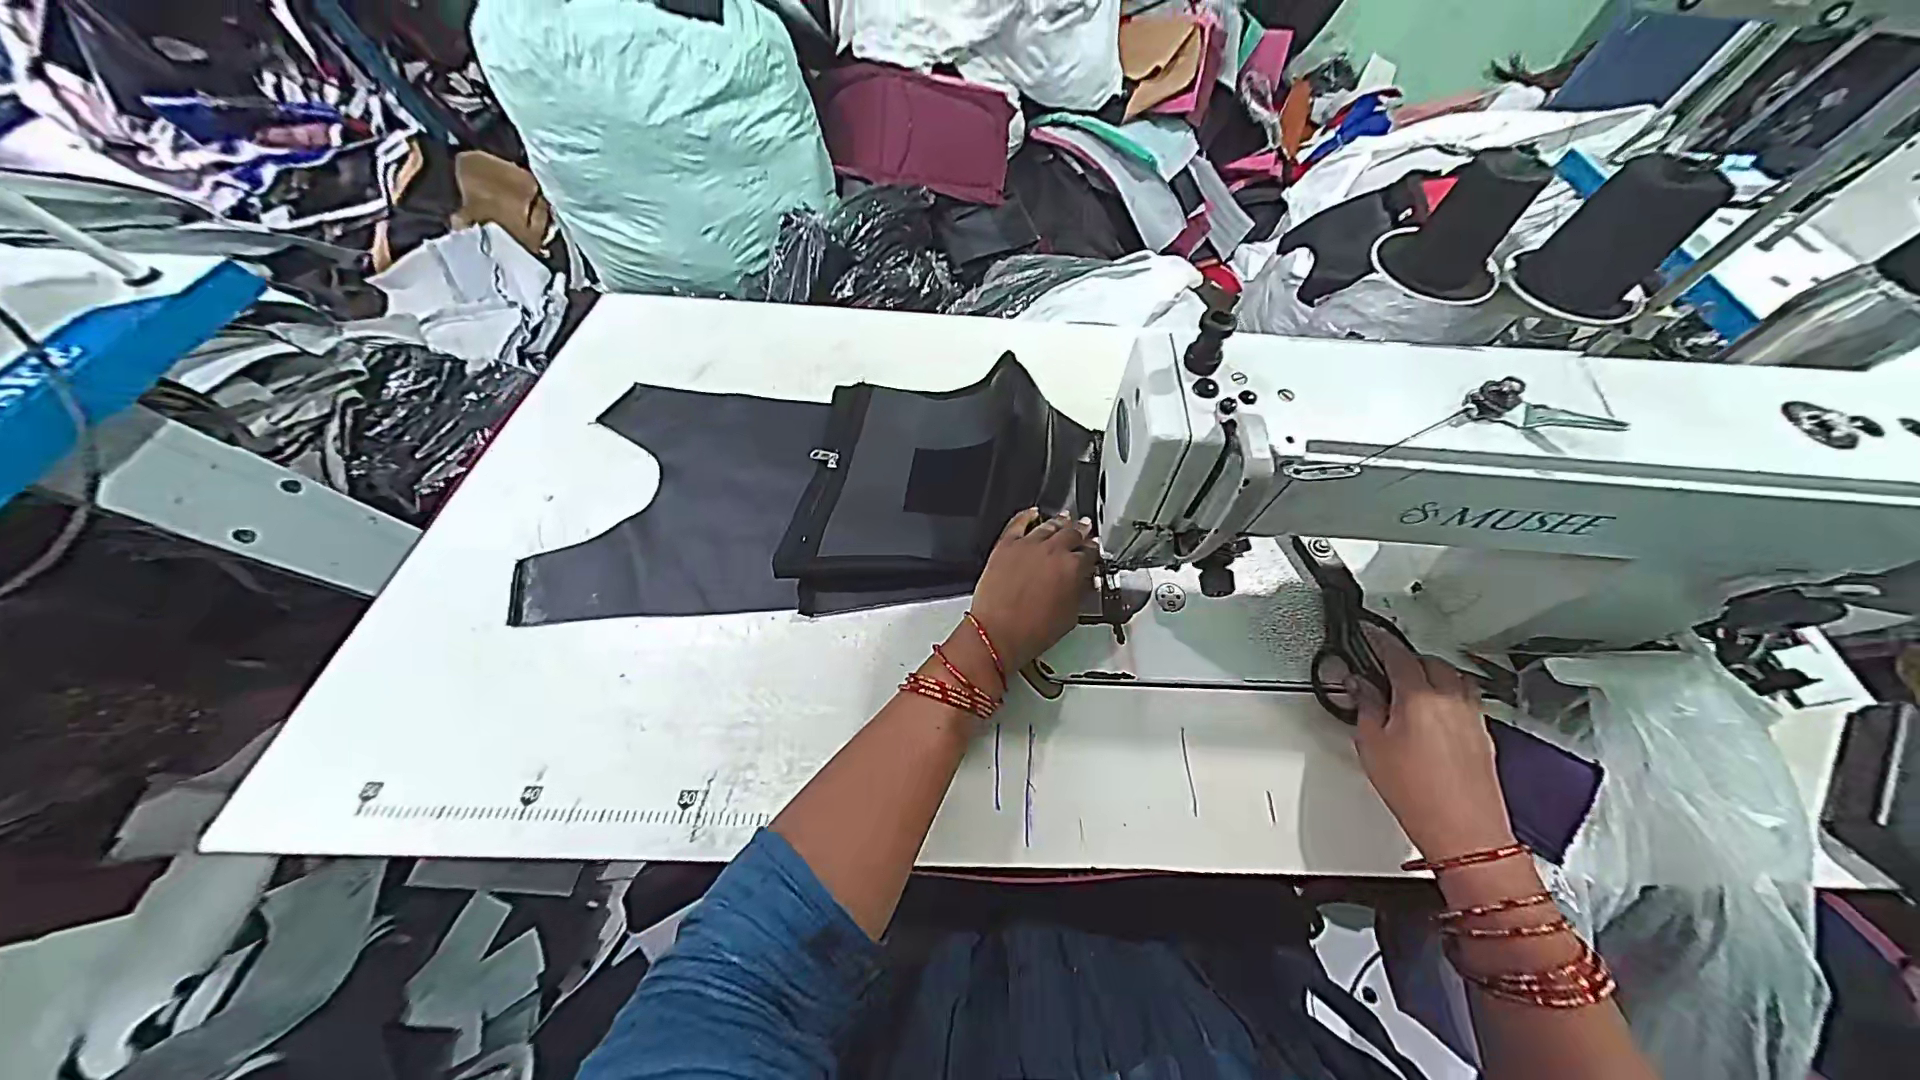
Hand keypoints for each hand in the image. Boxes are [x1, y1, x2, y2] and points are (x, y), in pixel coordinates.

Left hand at [968, 508, 1097, 671]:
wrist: (998, 633)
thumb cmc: (1030, 630)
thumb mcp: (1070, 616)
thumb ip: (1079, 592)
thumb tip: (1082, 585)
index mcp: (1073, 568)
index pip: (1090, 553)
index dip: (1094, 551)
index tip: (1093, 550)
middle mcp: (1052, 551)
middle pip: (1072, 533)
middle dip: (1081, 531)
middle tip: (1084, 529)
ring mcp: (1028, 546)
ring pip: (1049, 525)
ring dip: (1060, 521)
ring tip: (1065, 520)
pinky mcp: (1006, 546)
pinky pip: (1018, 523)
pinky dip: (1027, 515)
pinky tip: (1033, 513)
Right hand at [1351, 627, 1515, 861]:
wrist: (1464, 831)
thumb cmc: (1418, 792)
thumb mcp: (1371, 743)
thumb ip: (1366, 706)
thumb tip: (1362, 687)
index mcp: (1420, 696)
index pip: (1398, 655)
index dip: (1380, 641)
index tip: (1370, 634)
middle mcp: (1452, 700)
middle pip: (1429, 661)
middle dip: (1406, 658)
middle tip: (1382, 664)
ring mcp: (1473, 717)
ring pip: (1452, 677)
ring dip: (1430, 673)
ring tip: (1407, 683)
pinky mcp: (1484, 734)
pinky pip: (1465, 698)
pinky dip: (1446, 693)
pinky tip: (1430, 709)